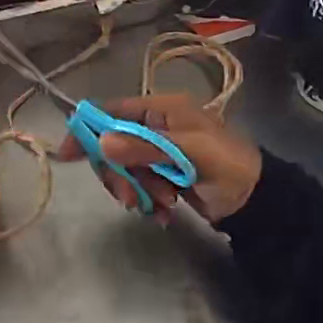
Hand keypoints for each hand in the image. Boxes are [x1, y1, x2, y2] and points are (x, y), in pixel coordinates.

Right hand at [57, 95, 262, 223]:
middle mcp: (156, 126)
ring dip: (137, 191)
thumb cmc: (226, 165)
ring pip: (124, 170)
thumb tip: (101, 143)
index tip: (67, 155)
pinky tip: (165, 213)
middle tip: (128, 198)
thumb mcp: (187, 153)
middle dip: (119, 174)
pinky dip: (147, 201)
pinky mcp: (162, 175)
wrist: (255, 200)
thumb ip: (144, 147)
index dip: (88, 130)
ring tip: (162, 205)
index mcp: (162, 109)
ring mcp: (158, 152)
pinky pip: (138, 186)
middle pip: (113, 146)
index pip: (112, 111)